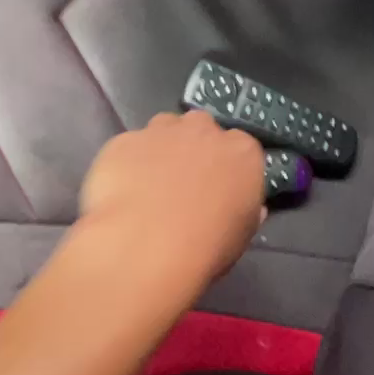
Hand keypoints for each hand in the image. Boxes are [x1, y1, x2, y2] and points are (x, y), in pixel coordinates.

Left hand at [76, 111, 265, 293]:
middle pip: (201, 129)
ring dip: (161, 149)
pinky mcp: (123, 141)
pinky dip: (127, 164)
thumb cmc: (205, 245)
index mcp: (241, 152)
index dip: (227, 168)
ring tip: (150, 185)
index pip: (241, 148)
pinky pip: (129, 148)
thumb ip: (247, 211)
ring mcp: (159, 131)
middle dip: (194, 148)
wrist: (145, 244)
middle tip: (183, 183)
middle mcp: (202, 130)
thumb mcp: (240, 236)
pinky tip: (122, 191)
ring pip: (163, 129)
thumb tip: (251, 207)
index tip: (218, 187)